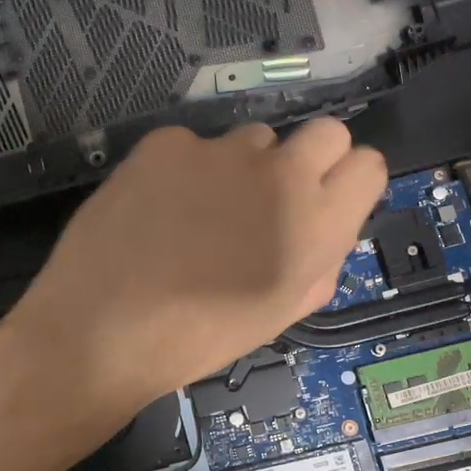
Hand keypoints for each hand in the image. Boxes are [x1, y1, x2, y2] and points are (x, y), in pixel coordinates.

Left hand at [7, 119, 387, 410]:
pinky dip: (180, 169)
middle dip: (306, 160)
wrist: (102, 331)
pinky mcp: (165, 144)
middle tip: (265, 201)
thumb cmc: (195, 338)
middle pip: (324, 133)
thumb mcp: (278, 315)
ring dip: (238, 167)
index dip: (344, 184)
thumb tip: (326, 230)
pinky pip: (189, 145)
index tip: (322, 203)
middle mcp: (280, 173)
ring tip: (195, 215)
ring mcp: (219, 152)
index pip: (367, 164)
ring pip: (251, 138)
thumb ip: (318, 263)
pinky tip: (154, 208)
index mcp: (318, 223)